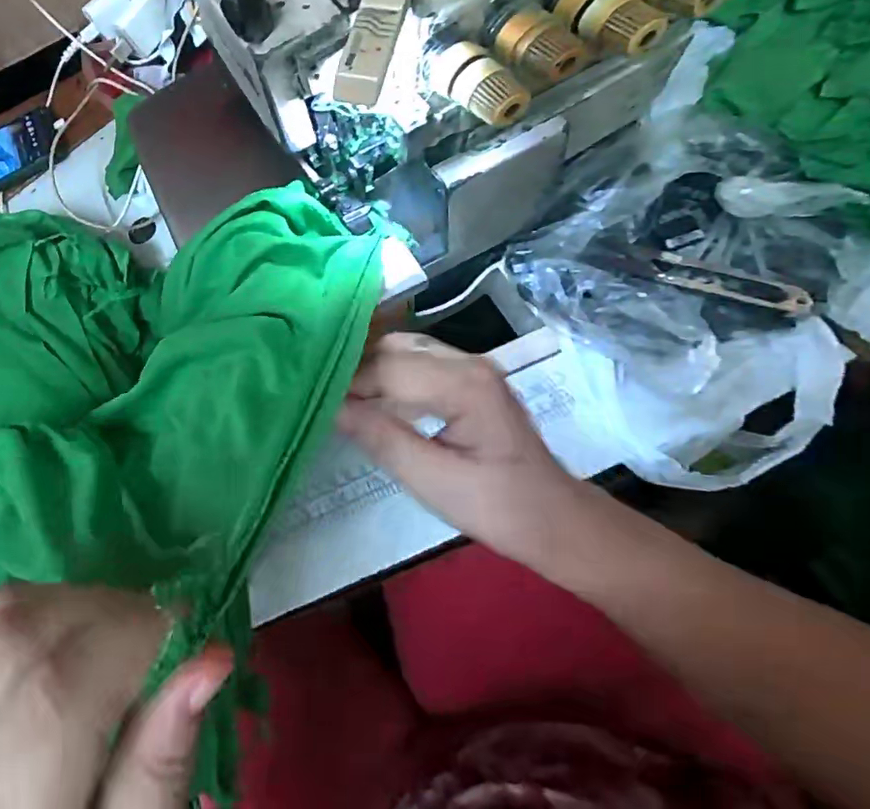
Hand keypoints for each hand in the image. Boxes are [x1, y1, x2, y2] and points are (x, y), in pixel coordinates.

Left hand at [0, 583, 233, 808]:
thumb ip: (159, 771)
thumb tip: (209, 661)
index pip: (54, 692)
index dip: (132, 636)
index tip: (191, 625)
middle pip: (16, 640)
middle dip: (107, 610)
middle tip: (165, 628)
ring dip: (74, 603)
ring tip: (126, 633)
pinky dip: (39, 614)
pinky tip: (76, 639)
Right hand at [337, 333, 579, 556]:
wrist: (557, 520)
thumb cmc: (500, 508)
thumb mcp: (434, 482)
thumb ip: (382, 439)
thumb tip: (331, 407)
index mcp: (464, 384)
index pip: (387, 368)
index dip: (346, 383)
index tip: (312, 399)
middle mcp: (468, 362)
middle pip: (394, 349)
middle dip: (353, 370)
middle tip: (318, 395)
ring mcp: (472, 366)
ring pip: (404, 349)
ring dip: (369, 369)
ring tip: (337, 395)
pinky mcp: (470, 377)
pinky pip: (418, 361)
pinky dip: (388, 373)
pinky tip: (370, 396)